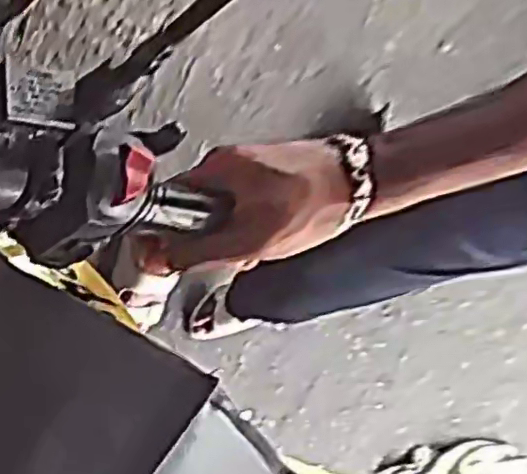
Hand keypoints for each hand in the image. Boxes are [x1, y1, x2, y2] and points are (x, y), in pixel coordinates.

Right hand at [138, 139, 354, 273]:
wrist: (371, 183)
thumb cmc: (318, 204)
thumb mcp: (241, 244)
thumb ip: (189, 254)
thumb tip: (154, 261)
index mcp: (215, 166)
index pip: (160, 205)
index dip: (156, 236)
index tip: (163, 255)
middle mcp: (227, 159)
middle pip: (182, 211)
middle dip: (192, 238)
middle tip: (213, 254)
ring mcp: (246, 163)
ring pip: (207, 210)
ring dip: (217, 234)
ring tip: (241, 245)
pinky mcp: (262, 170)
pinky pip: (230, 204)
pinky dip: (237, 223)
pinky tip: (256, 233)